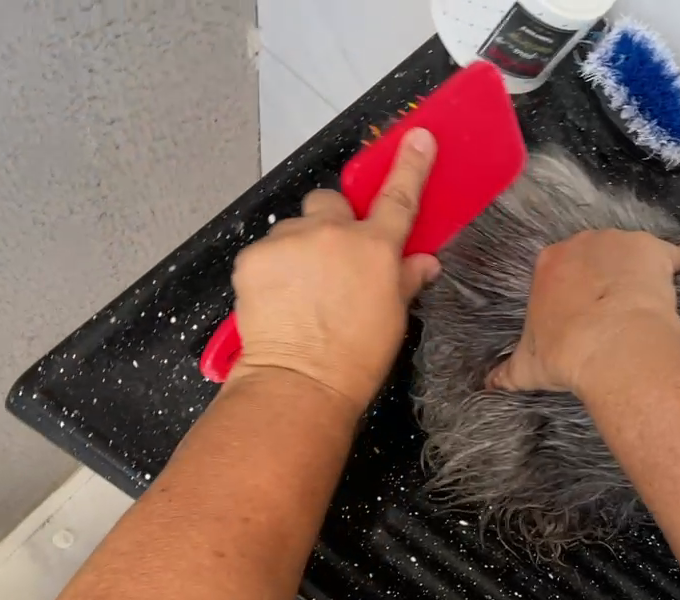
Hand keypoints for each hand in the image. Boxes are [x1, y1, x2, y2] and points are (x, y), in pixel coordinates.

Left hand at [229, 128, 442, 408]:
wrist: (303, 380)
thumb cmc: (357, 358)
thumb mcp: (393, 319)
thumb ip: (405, 280)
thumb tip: (424, 263)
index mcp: (376, 248)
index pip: (398, 198)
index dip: (410, 166)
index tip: (417, 139)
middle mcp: (333, 233)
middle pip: (330, 202)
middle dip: (332, 222)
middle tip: (333, 260)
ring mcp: (290, 241)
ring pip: (296, 228)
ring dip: (301, 248)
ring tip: (303, 292)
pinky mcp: (254, 257)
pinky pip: (268, 251)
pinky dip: (274, 269)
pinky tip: (281, 300)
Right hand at [487, 230, 679, 394]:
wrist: (611, 344)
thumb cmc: (565, 353)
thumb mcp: (527, 368)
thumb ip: (507, 373)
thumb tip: (488, 385)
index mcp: (548, 266)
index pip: (557, 270)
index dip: (570, 291)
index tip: (578, 312)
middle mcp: (582, 244)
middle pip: (592, 255)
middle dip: (599, 276)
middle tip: (608, 307)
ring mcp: (620, 243)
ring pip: (628, 250)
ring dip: (635, 267)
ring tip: (642, 294)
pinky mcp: (654, 250)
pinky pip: (672, 252)